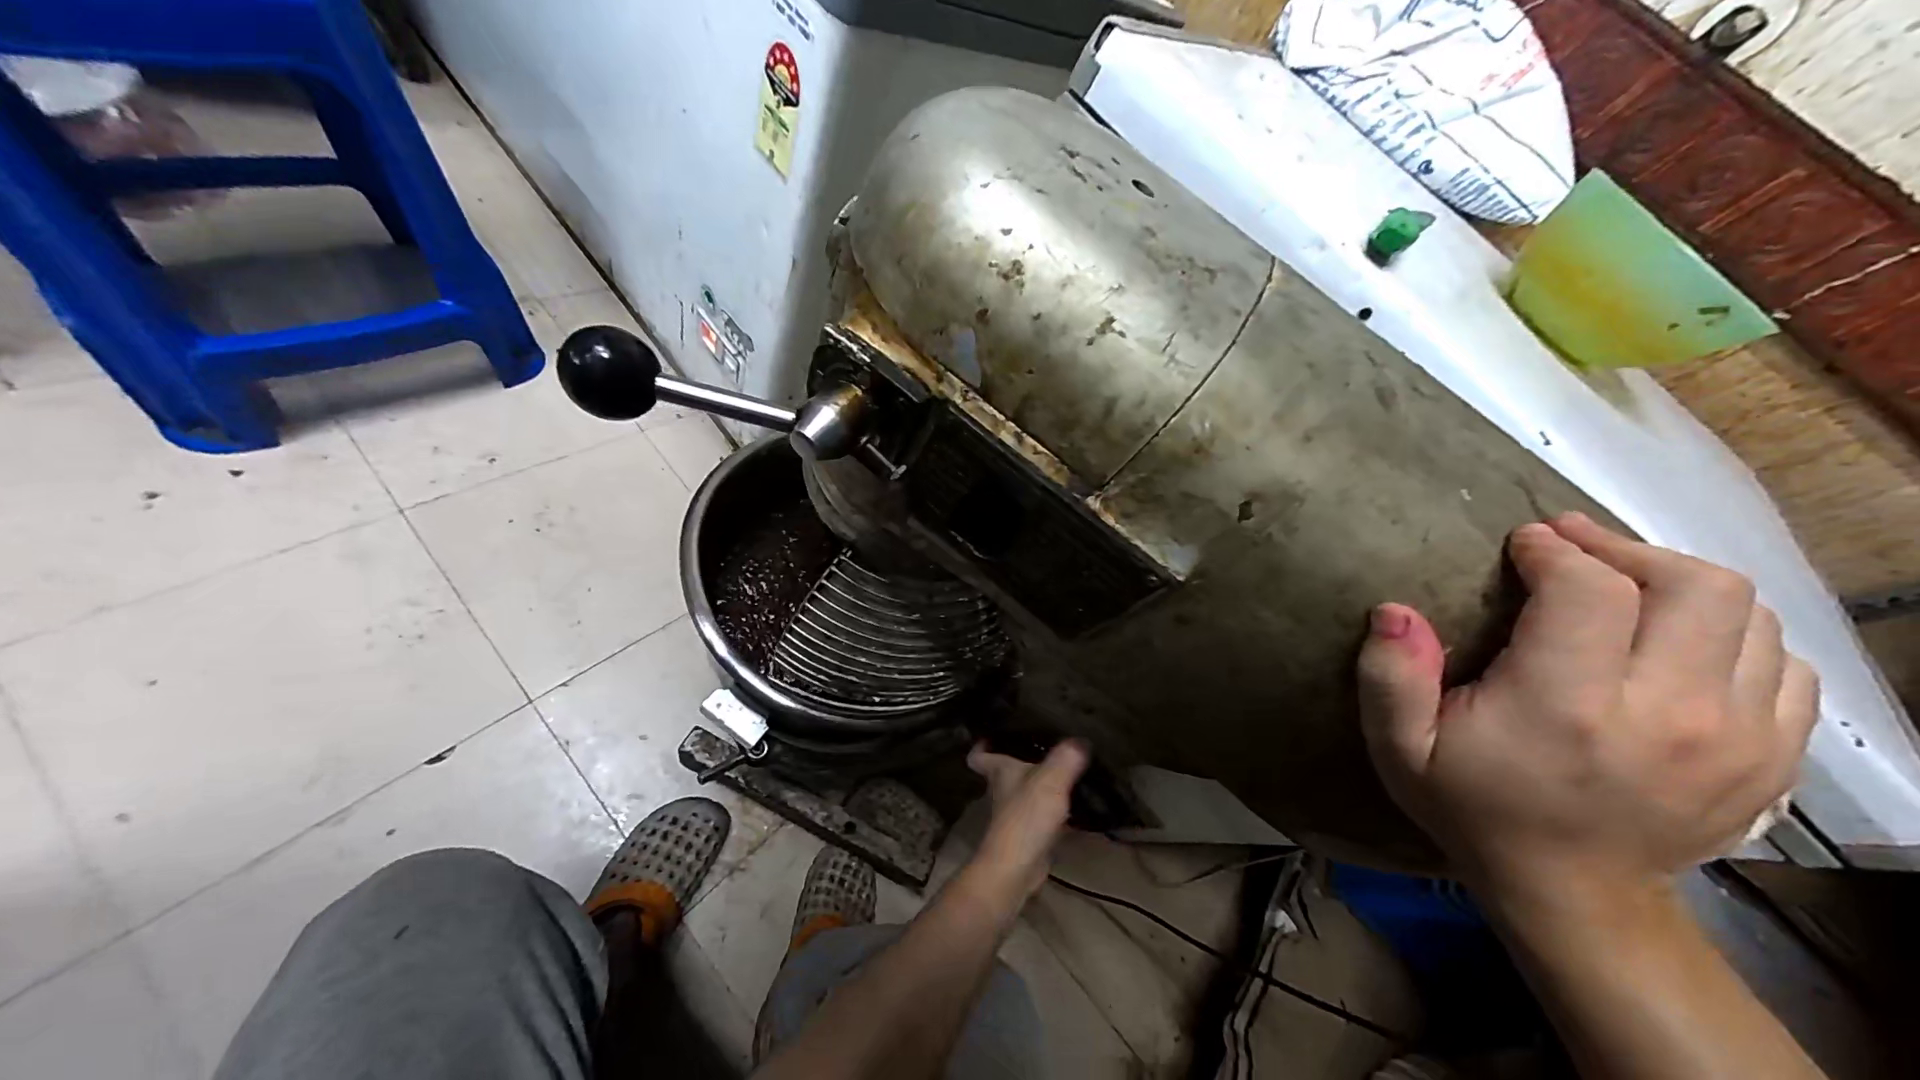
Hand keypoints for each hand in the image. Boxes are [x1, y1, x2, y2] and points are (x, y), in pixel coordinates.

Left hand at [964, 739, 1089, 900]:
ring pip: (1028, 790)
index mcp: (1000, 770)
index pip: (981, 754)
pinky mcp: (1030, 833)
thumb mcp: (1050, 781)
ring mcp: (1016, 812)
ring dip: (1044, 782)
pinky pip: (1045, 813)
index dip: (985, 743)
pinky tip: (1080, 803)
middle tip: (1049, 743)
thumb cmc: (1026, 818)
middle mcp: (1004, 789)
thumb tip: (1081, 740)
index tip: (998, 732)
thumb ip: (1066, 758)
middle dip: (1023, 758)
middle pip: (1008, 769)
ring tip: (1071, 768)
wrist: (1016, 869)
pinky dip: (1058, 808)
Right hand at [1355, 513, 1817, 906]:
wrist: (1573, 893)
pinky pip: (1782, 660)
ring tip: (1619, 587)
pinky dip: (1728, 632)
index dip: (1555, 550)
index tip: (1524, 544)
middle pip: (1694, 586)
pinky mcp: (1774, 755)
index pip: (1591, 590)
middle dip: (1627, 550)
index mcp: (1567, 706)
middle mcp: (1670, 712)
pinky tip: (1672, 640)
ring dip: (1675, 584)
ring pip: (1746, 613)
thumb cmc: (1472, 807)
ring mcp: (1738, 736)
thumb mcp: (1400, 748)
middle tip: (1574, 548)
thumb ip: (1390, 678)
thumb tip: (1393, 610)